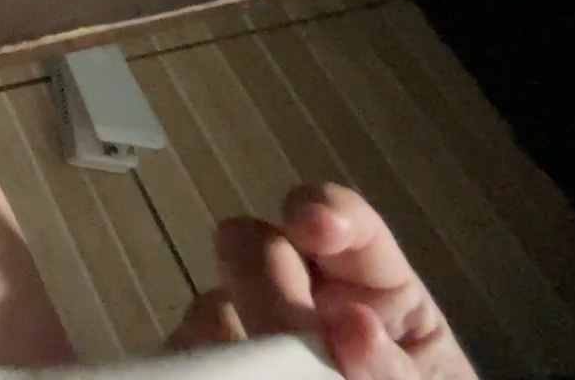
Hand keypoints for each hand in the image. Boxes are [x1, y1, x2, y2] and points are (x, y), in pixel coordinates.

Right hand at [168, 183, 475, 379]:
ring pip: (211, 304)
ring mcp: (244, 339)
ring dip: (232, 343)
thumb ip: (391, 371)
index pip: (341, 227)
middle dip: (265, 284)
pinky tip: (212, 377)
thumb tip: (347, 322)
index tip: (314, 227)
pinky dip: (195, 365)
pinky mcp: (201, 362)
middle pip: (252, 247)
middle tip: (288, 339)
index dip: (322, 211)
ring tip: (255, 373)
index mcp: (374, 302)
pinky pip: (182, 350)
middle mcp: (300, 305)